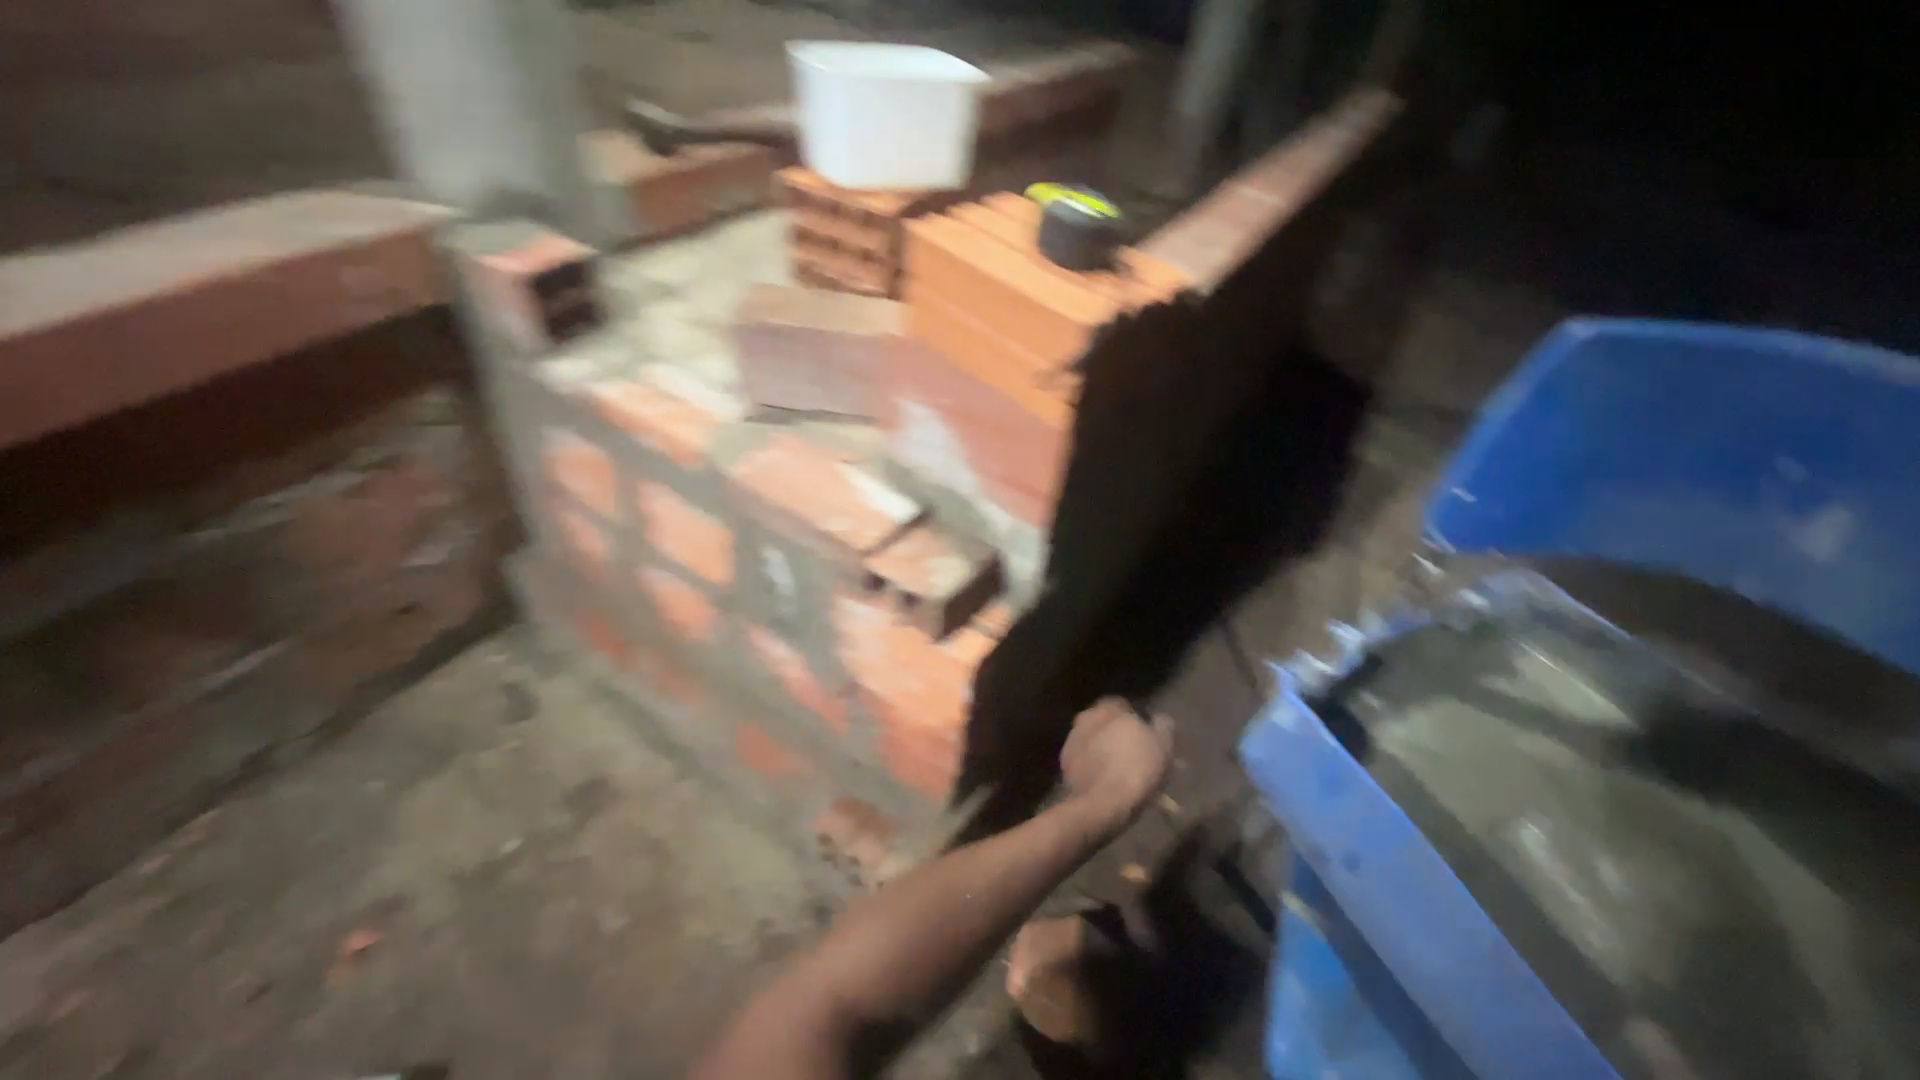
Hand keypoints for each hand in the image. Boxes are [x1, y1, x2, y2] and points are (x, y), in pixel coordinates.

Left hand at [1059, 698, 1172, 835]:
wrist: (1102, 804)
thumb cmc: (1136, 768)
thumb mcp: (1163, 745)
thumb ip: (1162, 725)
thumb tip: (1159, 718)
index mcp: (1107, 708)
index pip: (1122, 704)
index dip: (1135, 718)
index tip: (1146, 735)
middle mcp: (1084, 718)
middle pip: (1104, 722)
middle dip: (1116, 733)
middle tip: (1133, 752)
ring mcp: (1070, 742)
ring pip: (1092, 741)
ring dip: (1102, 750)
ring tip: (1119, 770)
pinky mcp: (1064, 766)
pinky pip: (1084, 761)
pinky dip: (1093, 767)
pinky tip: (1105, 782)